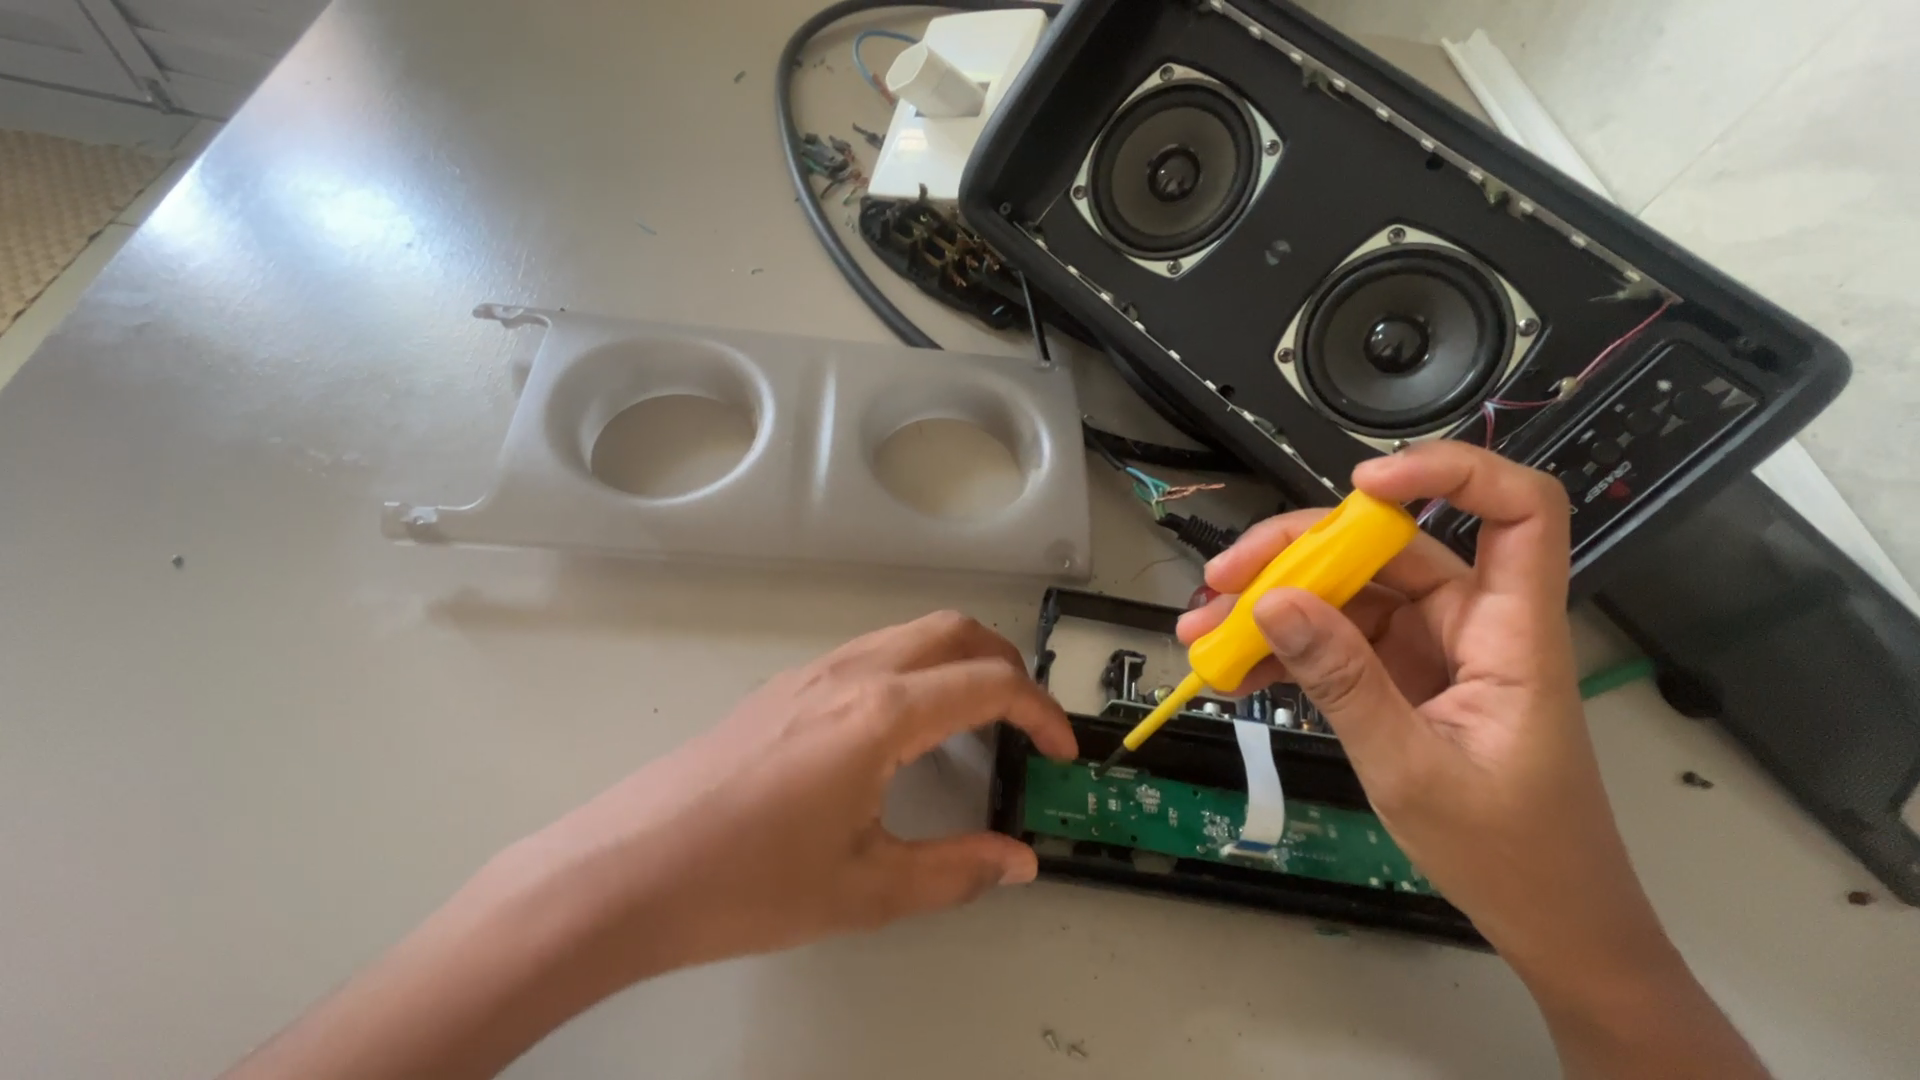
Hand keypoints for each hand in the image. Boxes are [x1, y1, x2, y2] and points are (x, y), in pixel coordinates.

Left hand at [492, 611, 1076, 984]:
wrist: (626, 869)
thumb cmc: (749, 883)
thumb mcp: (866, 890)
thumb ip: (955, 872)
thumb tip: (1020, 862)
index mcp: (881, 714)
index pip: (990, 684)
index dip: (1041, 713)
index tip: (1062, 752)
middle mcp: (851, 674)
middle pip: (953, 631)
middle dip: (1007, 664)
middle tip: (1027, 722)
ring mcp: (811, 673)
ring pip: (910, 634)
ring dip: (959, 660)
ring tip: (976, 720)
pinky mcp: (783, 687)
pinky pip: (872, 652)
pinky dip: (916, 668)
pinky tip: (903, 729)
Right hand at [1179, 443, 1764, 1076]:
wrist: (1547, 923)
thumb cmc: (1509, 853)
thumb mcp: (1411, 768)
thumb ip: (1343, 682)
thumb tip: (1274, 603)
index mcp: (1509, 631)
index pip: (1517, 512)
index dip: (1450, 473)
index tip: (1362, 483)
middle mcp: (1469, 622)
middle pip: (1387, 548)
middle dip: (1295, 554)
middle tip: (1220, 582)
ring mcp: (1430, 649)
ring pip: (1346, 594)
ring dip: (1271, 606)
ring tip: (1202, 632)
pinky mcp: (1400, 677)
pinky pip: (1334, 642)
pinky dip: (1281, 651)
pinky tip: (1229, 670)